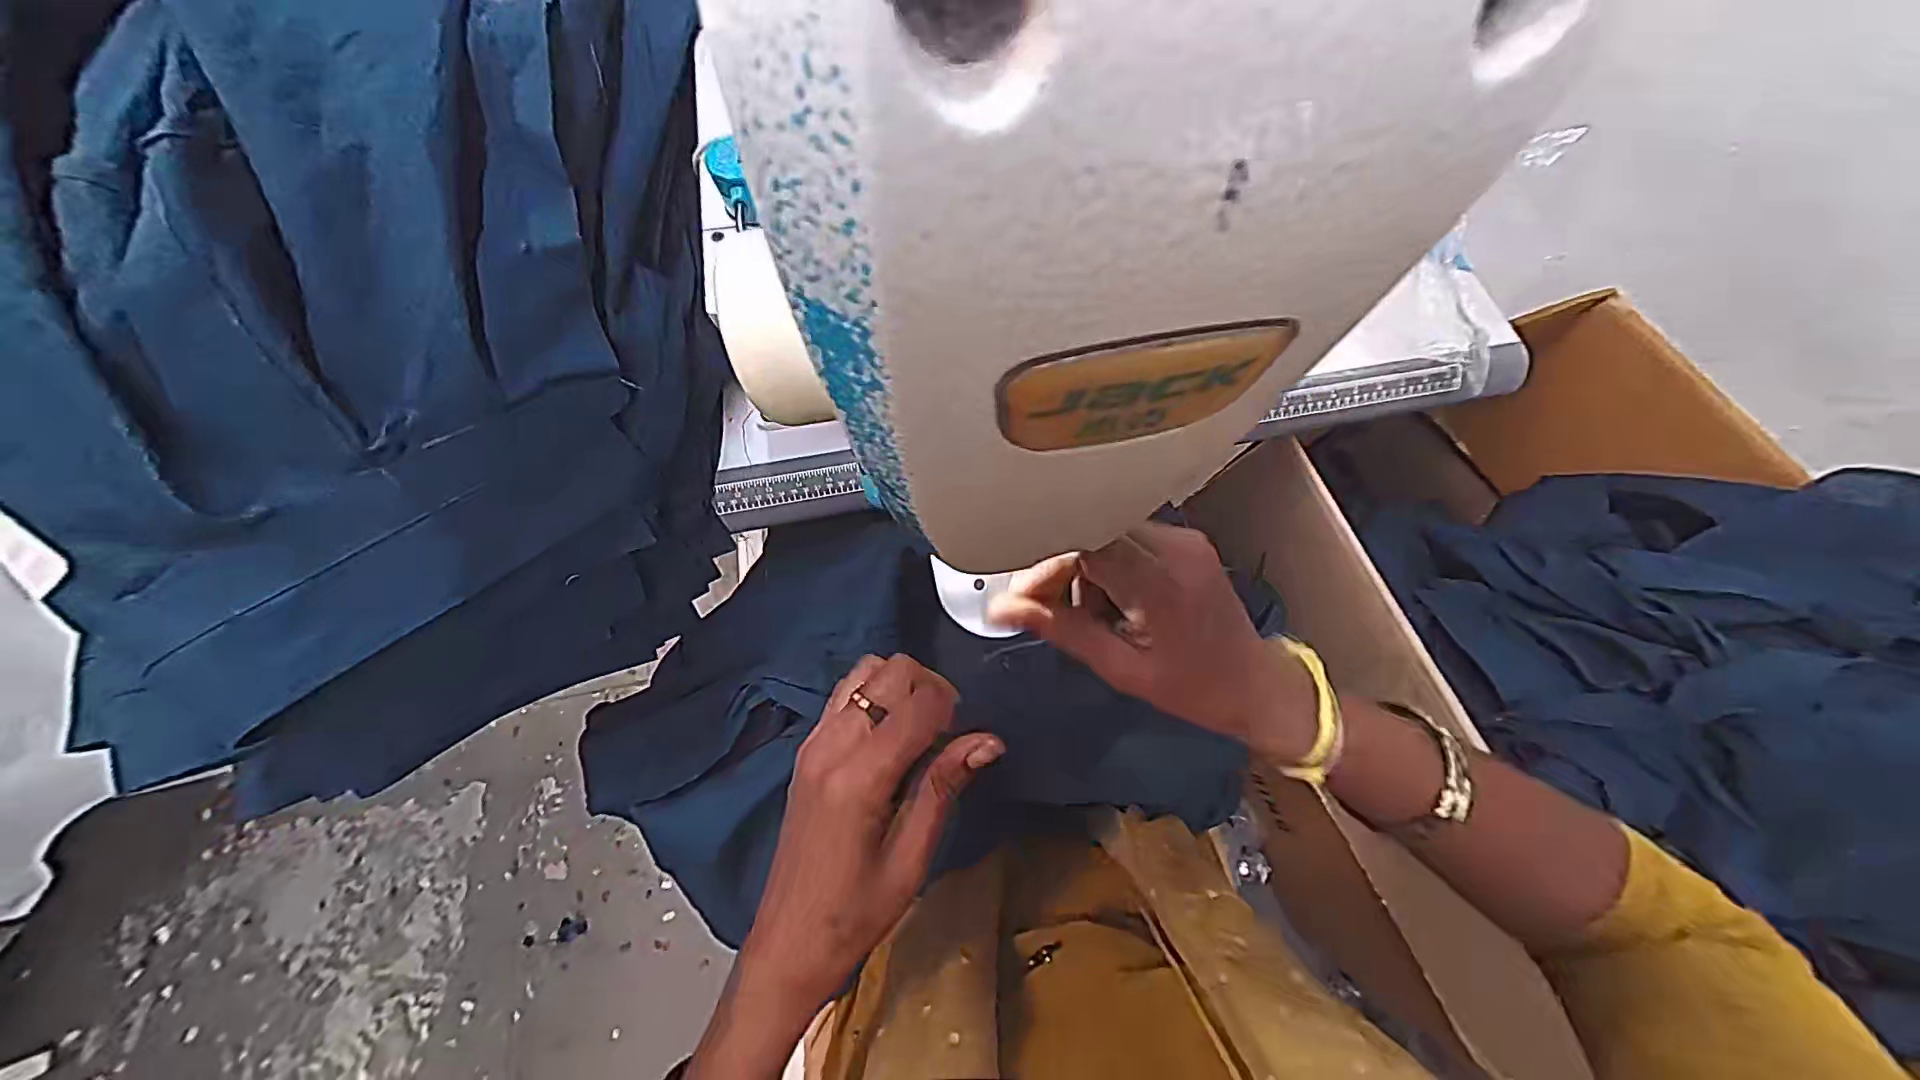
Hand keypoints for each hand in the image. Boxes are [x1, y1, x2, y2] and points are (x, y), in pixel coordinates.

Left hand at [741, 653, 1003, 1007]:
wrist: (787, 941)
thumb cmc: (854, 914)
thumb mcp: (911, 859)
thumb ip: (944, 787)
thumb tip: (988, 741)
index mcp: (859, 777)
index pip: (919, 704)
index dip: (954, 709)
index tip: (966, 738)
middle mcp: (831, 745)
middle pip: (891, 670)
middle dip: (930, 688)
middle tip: (947, 732)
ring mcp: (813, 742)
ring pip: (865, 670)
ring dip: (901, 686)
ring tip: (919, 729)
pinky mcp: (805, 748)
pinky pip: (845, 693)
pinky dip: (875, 695)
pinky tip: (888, 736)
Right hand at [987, 523, 1316, 762]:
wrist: (1256, 683)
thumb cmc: (1193, 688)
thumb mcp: (1120, 668)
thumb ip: (1062, 630)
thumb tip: (1003, 610)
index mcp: (1161, 583)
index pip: (1083, 546)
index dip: (1044, 566)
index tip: (1025, 597)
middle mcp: (1176, 547)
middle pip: (1090, 534)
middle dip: (1060, 570)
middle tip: (1047, 609)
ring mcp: (1183, 539)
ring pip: (1103, 533)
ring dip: (1083, 569)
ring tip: (1092, 615)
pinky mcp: (1184, 539)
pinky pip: (1124, 538)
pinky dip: (1105, 566)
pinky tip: (1112, 600)